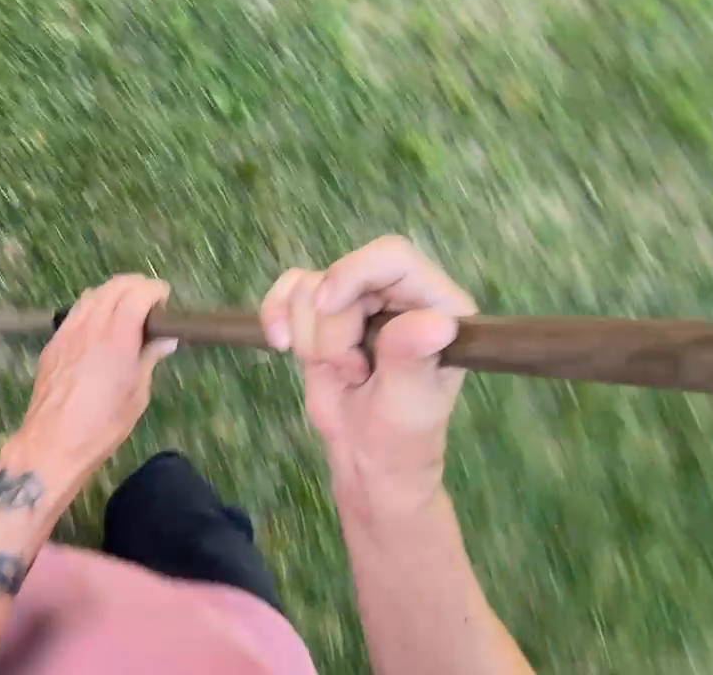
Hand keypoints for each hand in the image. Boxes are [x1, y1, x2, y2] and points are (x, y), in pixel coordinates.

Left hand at [5, 274, 179, 489]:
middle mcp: (91, 326)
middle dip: (135, 285)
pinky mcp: (54, 341)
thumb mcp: (137, 394)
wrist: (54, 440)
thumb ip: (149, 358)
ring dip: (113, 292)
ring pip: (92, 295)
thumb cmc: (104, 424)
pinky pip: (76, 311)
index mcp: (117, 338)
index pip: (137, 294)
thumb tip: (166, 339)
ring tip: (126, 307)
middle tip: (150, 299)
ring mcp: (68, 330)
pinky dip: (93, 306)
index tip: (165, 297)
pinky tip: (99, 322)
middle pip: (113, 287)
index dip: (154, 290)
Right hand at [260, 236, 476, 521]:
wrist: (366, 456)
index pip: (392, 257)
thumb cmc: (402, 436)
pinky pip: (286, 292)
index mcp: (437, 304)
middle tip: (350, 372)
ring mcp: (358, 301)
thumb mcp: (411, 403)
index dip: (353, 272)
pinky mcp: (322, 312)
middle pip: (340, 274)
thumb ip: (413, 358)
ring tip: (339, 372)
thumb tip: (435, 322)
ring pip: (308, 287)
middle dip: (329, 327)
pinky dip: (275, 314)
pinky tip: (280, 344)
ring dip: (309, 335)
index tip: (327, 307)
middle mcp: (398, 293)